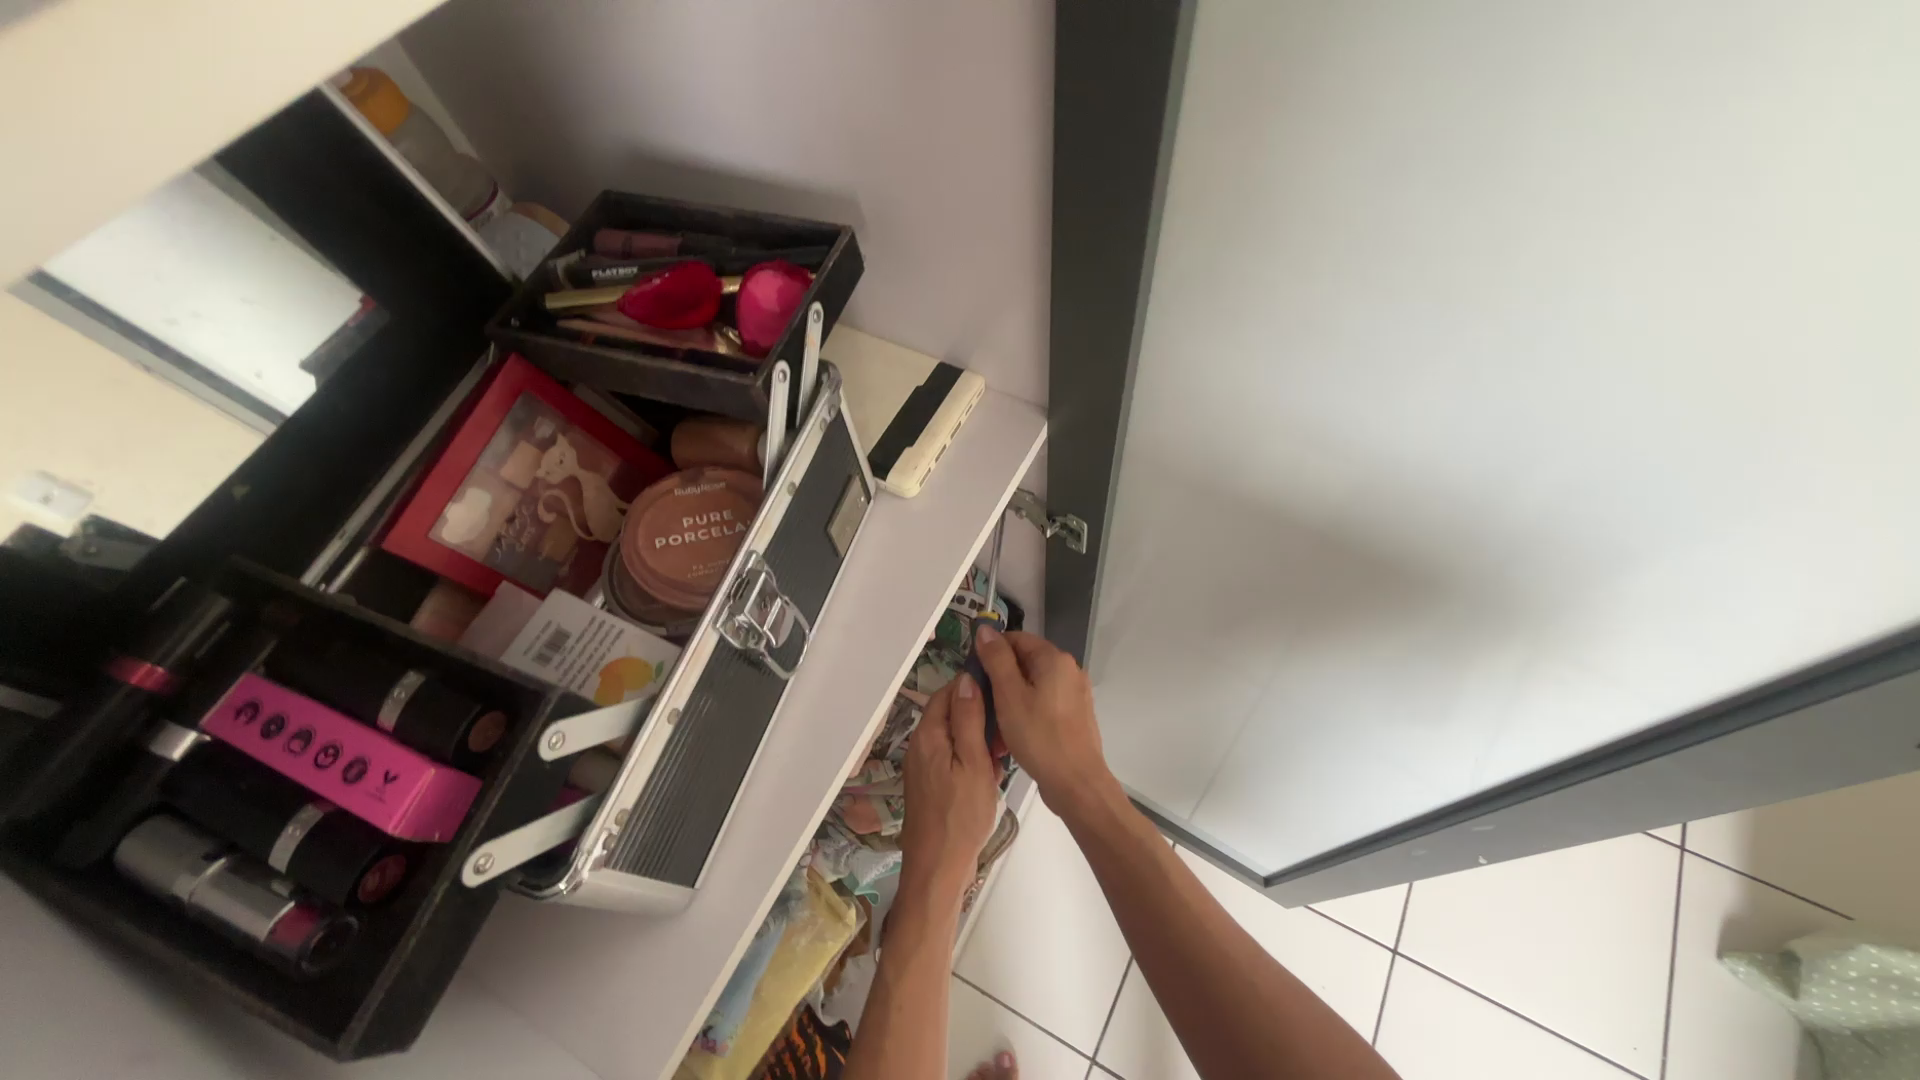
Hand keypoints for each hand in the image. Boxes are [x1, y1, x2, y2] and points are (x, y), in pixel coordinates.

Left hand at [900, 673, 1002, 902]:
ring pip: (953, 737)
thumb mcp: (973, 762)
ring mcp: (922, 766)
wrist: (938, 867)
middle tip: (1005, 734)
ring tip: (1001, 757)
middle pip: (950, 714)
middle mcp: (920, 745)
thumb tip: (966, 679)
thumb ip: (969, 720)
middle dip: (979, 717)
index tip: (1002, 694)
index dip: (974, 687)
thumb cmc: (961, 815)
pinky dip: (970, 759)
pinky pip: (952, 758)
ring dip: (977, 740)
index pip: (948, 692)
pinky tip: (988, 775)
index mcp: (928, 735)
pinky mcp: (929, 784)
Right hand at [972, 626, 1120, 814]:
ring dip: (1010, 699)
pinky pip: (1044, 704)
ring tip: (993, 725)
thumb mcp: (1008, 695)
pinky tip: (1012, 735)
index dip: (990, 651)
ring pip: (1033, 686)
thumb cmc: (1038, 736)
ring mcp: (1075, 693)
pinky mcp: (1075, 715)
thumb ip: (996, 659)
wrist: (1076, 782)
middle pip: (1025, 663)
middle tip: (981, 704)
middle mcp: (1069, 670)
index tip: (973, 674)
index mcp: (1054, 659)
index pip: (1016, 639)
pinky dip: (1026, 712)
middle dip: (999, 679)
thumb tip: (985, 628)